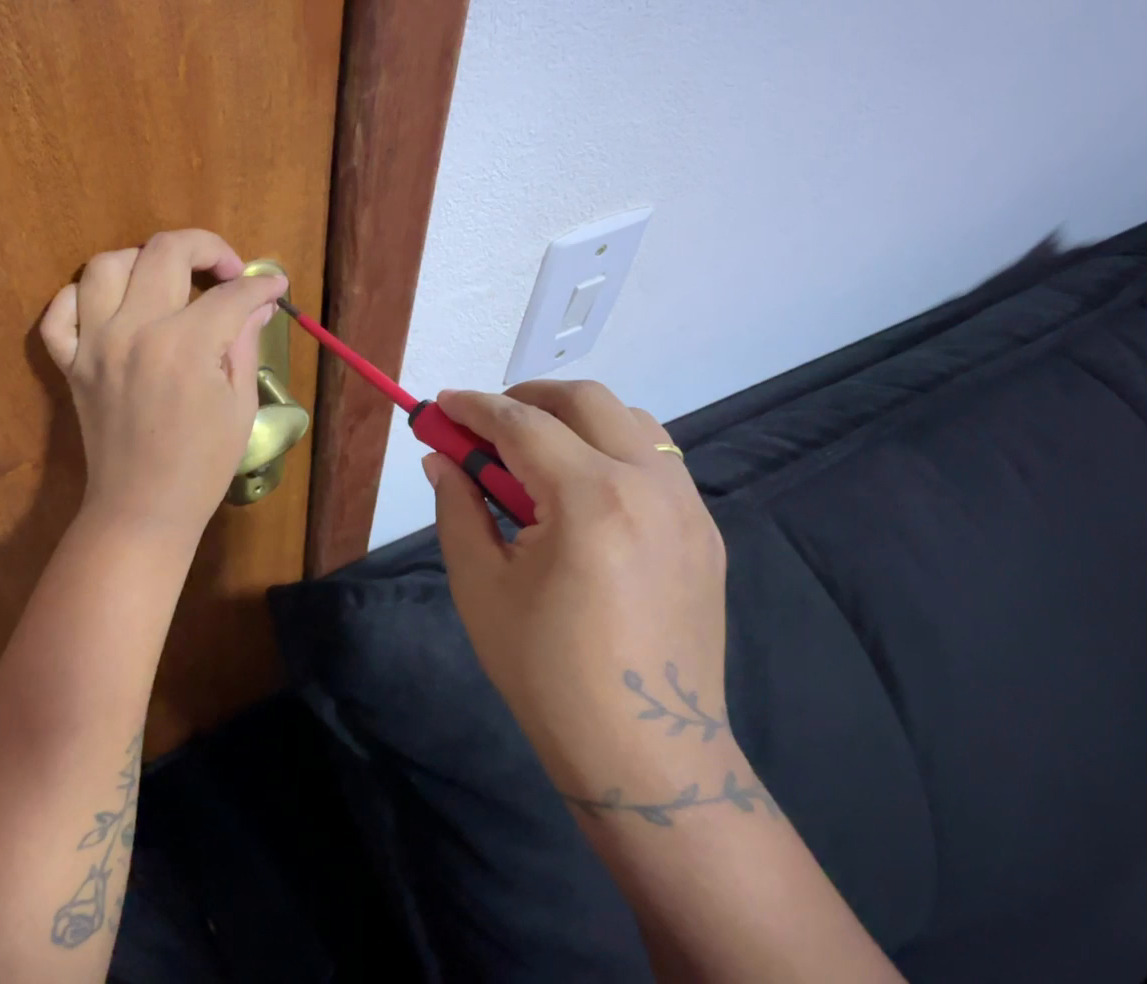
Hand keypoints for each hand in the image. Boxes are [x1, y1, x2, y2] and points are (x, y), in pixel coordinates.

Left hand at [39, 230, 286, 544]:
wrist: (143, 509)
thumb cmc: (201, 466)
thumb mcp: (239, 405)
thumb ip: (245, 343)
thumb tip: (258, 304)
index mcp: (185, 345)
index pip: (229, 293)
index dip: (260, 285)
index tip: (273, 287)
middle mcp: (134, 331)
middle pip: (166, 251)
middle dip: (207, 248)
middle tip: (227, 271)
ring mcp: (94, 344)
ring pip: (106, 265)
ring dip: (142, 261)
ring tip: (167, 281)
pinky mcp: (70, 363)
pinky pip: (60, 312)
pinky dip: (81, 298)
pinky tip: (110, 307)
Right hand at [423, 381, 727, 768]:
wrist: (643, 747)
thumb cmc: (545, 670)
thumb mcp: (480, 585)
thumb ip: (457, 508)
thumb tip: (441, 460)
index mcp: (590, 498)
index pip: (523, 424)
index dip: (474, 408)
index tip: (441, 406)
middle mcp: (650, 485)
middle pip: (588, 401)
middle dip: (528, 398)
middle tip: (486, 426)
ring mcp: (689, 507)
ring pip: (633, 423)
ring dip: (576, 421)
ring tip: (535, 459)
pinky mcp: (706, 533)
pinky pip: (658, 464)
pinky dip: (612, 453)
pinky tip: (582, 498)